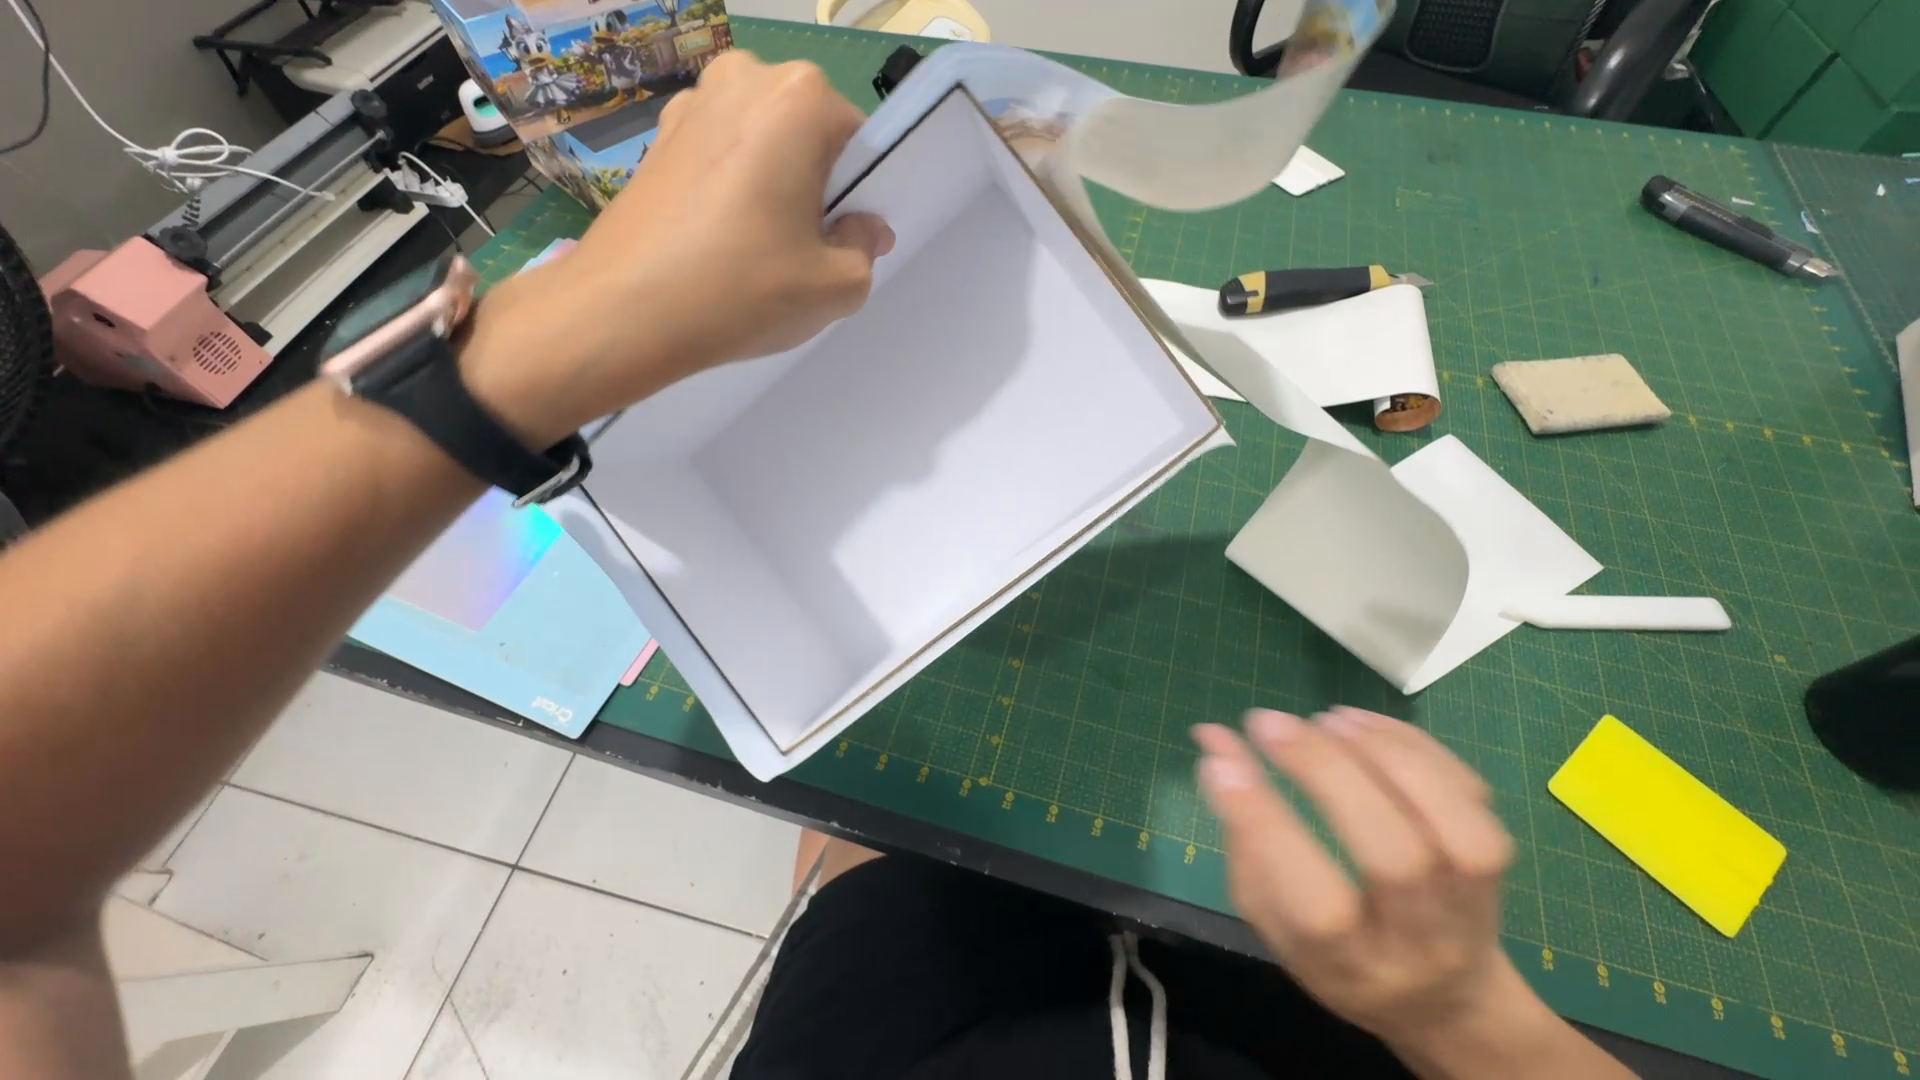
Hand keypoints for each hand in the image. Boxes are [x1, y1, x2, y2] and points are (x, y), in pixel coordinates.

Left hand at [460, 51, 894, 445]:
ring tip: (755, 252)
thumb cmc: (740, 290)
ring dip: (773, 190)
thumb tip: (864, 229)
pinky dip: (732, 193)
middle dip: (815, 188)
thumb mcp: (836, 286)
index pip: (859, 143)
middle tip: (799, 250)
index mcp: (799, 99)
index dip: (858, 196)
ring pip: (764, 147)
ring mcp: (693, 103)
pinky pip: (722, 158)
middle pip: (809, 137)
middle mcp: (744, 79)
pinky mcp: (659, 137)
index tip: (841, 238)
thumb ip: (866, 248)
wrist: (622, 313)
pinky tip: (720, 245)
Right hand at [1192, 707, 1525, 1046]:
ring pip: (1454, 828)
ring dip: (1384, 756)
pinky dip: (1415, 745)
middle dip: (1325, 773)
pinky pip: (1472, 795)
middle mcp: (1420, 940)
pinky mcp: (1498, 864)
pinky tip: (1360, 721)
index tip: (1220, 762)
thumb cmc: (1335, 955)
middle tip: (1268, 723)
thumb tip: (1216, 750)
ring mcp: (1471, 904)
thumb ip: (1243, 839)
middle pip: (1393, 855)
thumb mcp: (1270, 919)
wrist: (1445, 998)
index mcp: (1352, 966)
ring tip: (1324, 719)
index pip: (1315, 902)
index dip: (1265, 826)